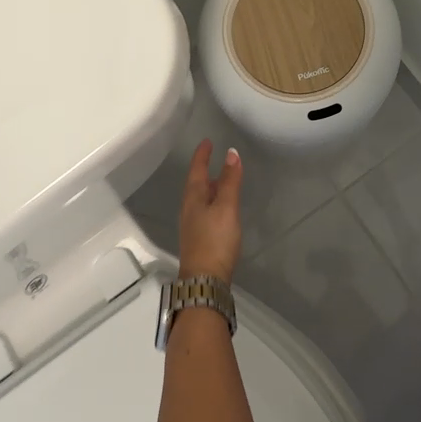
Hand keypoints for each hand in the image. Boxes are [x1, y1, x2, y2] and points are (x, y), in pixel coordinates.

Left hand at [177, 139, 243, 279]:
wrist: (204, 280)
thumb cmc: (215, 239)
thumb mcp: (226, 207)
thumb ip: (230, 181)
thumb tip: (231, 152)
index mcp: (193, 197)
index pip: (196, 169)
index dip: (202, 155)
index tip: (207, 141)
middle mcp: (189, 208)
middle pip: (196, 184)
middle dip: (204, 170)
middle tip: (214, 158)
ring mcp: (192, 224)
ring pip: (200, 198)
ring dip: (210, 187)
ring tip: (221, 180)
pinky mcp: (199, 238)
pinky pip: (205, 211)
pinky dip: (213, 202)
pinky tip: (222, 208)